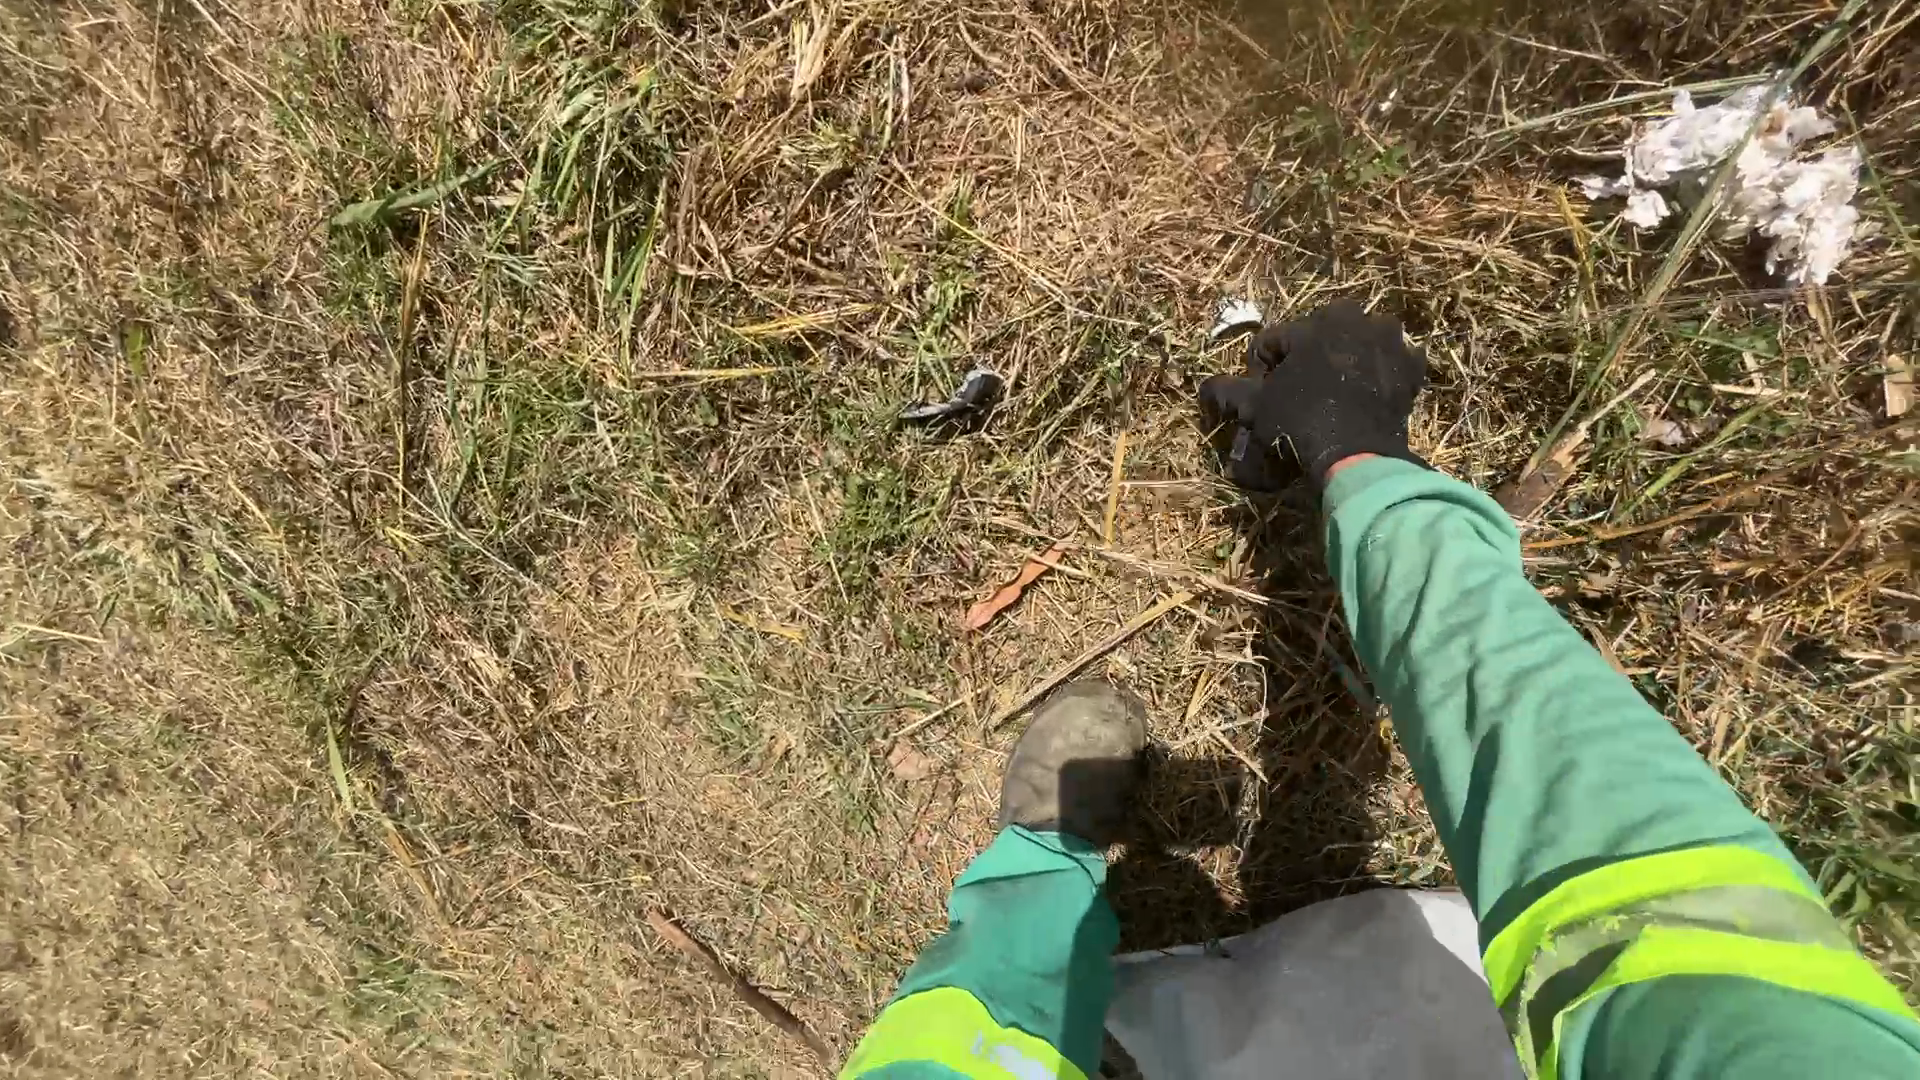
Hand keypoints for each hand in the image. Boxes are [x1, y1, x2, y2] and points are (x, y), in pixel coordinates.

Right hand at [1198, 300, 1426, 485]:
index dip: (1258, 373)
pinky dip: (1373, 380)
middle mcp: (1358, 319)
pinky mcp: (1413, 370)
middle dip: (1302, 364)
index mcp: (1315, 321)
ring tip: (1326, 402)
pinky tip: (1359, 402)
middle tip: (1293, 399)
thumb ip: (1225, 391)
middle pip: (1314, 341)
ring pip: (1351, 350)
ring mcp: (1392, 342)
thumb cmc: (1299, 422)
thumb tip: (1205, 387)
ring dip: (1338, 367)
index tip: (1260, 400)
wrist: (1356, 455)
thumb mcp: (1254, 406)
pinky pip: (1386, 368)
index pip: (1272, 343)